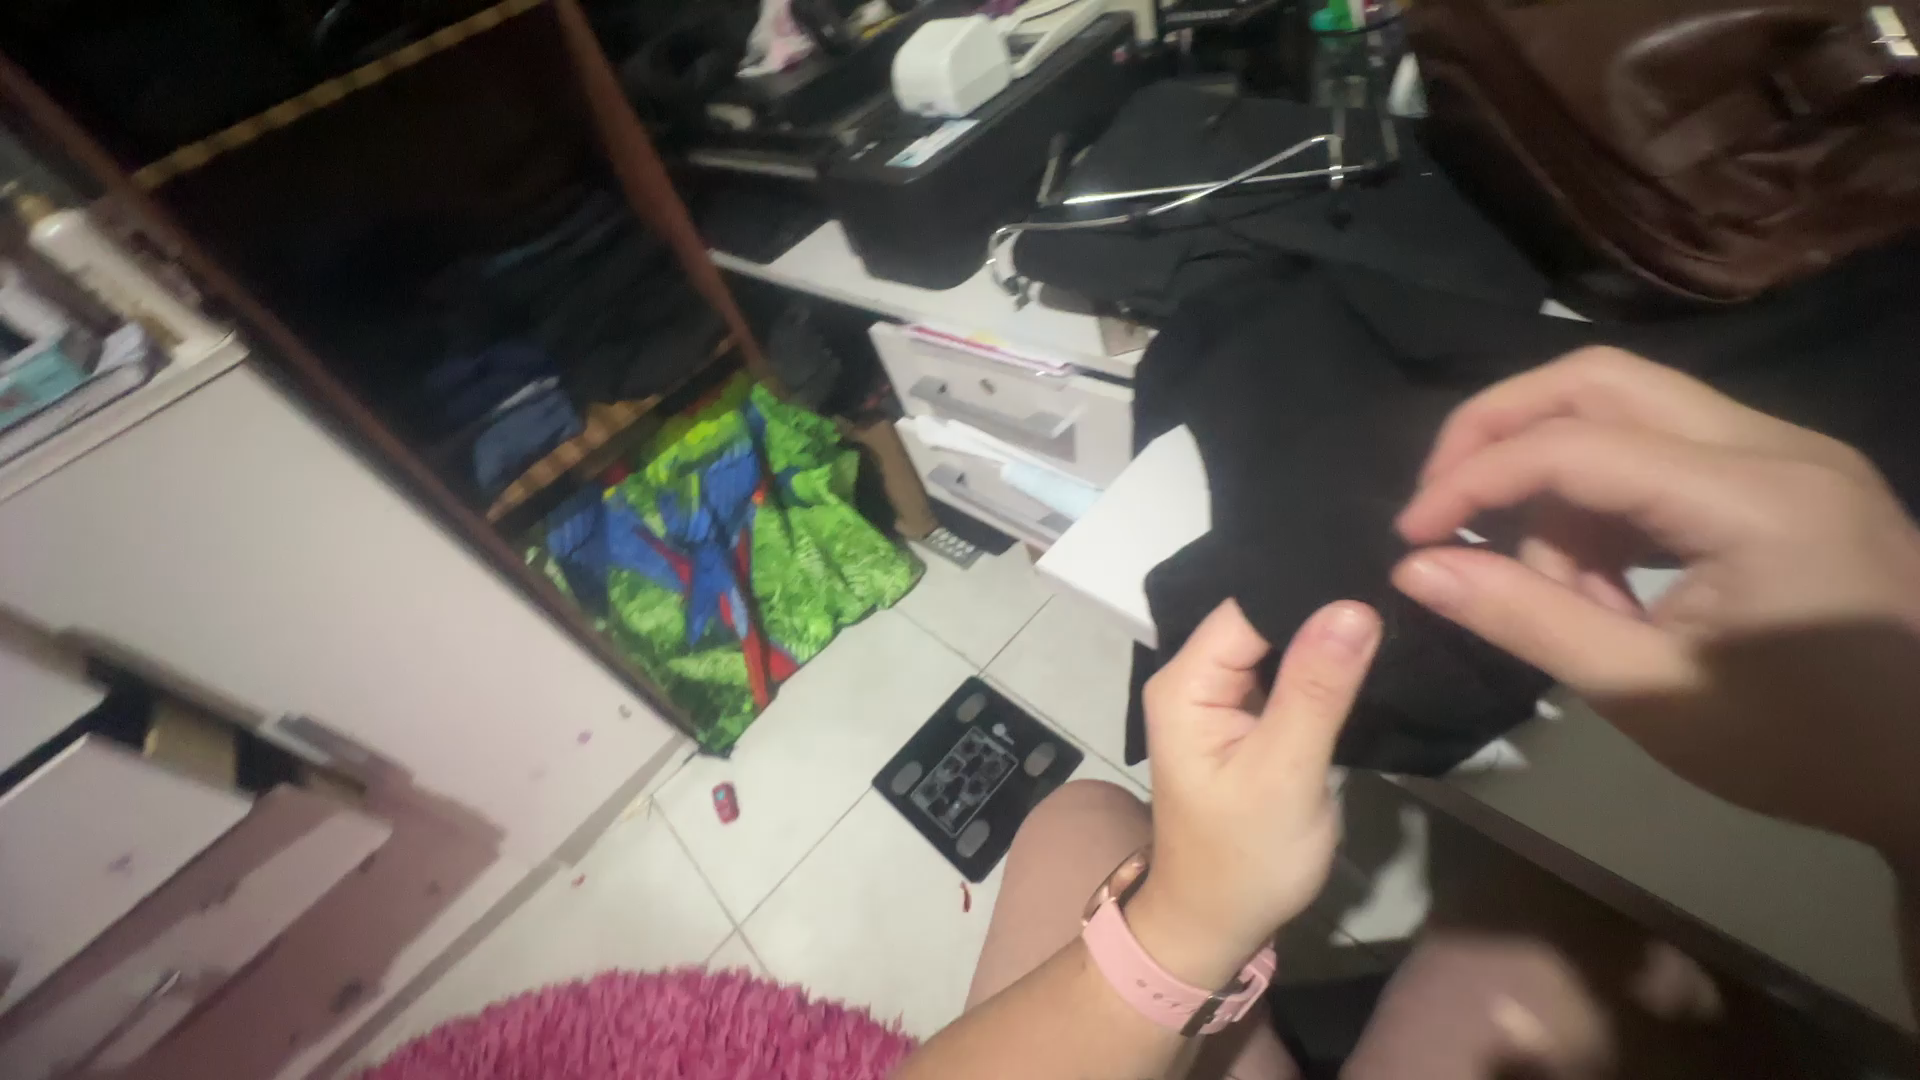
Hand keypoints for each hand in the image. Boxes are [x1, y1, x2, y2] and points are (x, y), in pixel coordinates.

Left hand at [1128, 598, 1381, 988]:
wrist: (1218, 917)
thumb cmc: (1244, 856)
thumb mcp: (1285, 773)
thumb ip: (1316, 689)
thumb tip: (1352, 606)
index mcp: (1185, 682)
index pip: (1245, 609)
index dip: (1303, 587)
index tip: (1370, 566)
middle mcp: (1192, 677)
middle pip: (1258, 619)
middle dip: (1317, 604)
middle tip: (1393, 583)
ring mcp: (1216, 696)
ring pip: (1273, 643)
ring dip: (1321, 633)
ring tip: (1389, 605)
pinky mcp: (1241, 715)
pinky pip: (1280, 672)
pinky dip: (1316, 664)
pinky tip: (1363, 648)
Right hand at [1391, 347, 1919, 869]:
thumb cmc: (1805, 744)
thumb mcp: (1643, 689)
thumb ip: (1520, 617)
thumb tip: (1412, 568)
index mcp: (1754, 499)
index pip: (1568, 446)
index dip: (1467, 481)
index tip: (1411, 538)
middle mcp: (1771, 448)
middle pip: (1592, 381)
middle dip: (1493, 431)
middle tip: (1444, 501)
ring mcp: (1777, 457)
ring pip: (1612, 412)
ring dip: (1545, 483)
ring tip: (1550, 584)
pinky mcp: (1770, 481)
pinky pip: (1642, 454)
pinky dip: (1587, 503)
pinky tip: (1595, 580)